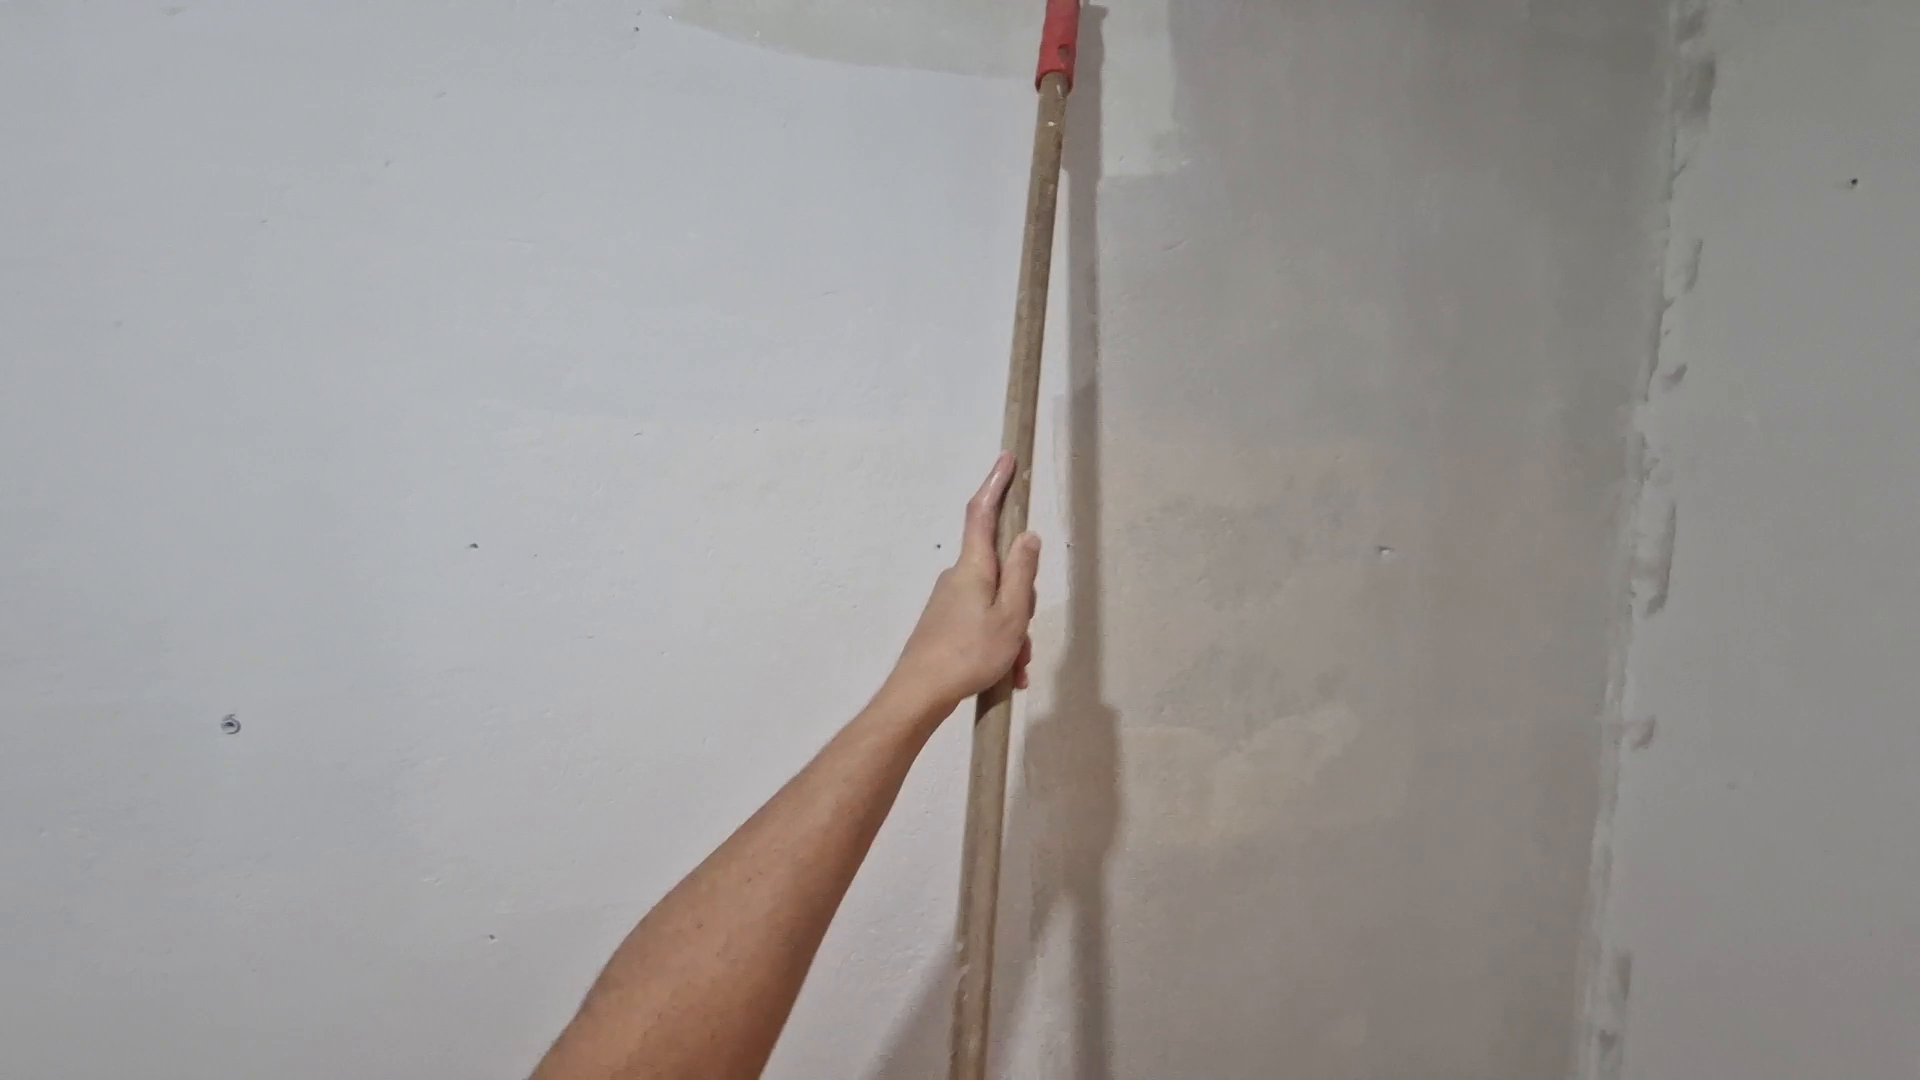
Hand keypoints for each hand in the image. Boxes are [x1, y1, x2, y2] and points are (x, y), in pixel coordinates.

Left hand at [884, 453, 1040, 718]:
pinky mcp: (944, 623)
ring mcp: (949, 601)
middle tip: (1024, 638)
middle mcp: (958, 577)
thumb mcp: (1010, 615)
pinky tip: (1006, 674)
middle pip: (1001, 570)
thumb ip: (1022, 574)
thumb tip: (1026, 536)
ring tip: (1015, 667)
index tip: (1007, 459)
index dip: (996, 484)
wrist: (919, 693)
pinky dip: (998, 645)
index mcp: (973, 567)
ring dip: (1013, 633)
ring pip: (995, 604)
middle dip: (1022, 601)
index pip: (983, 513)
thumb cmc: (970, 653)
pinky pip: (982, 624)